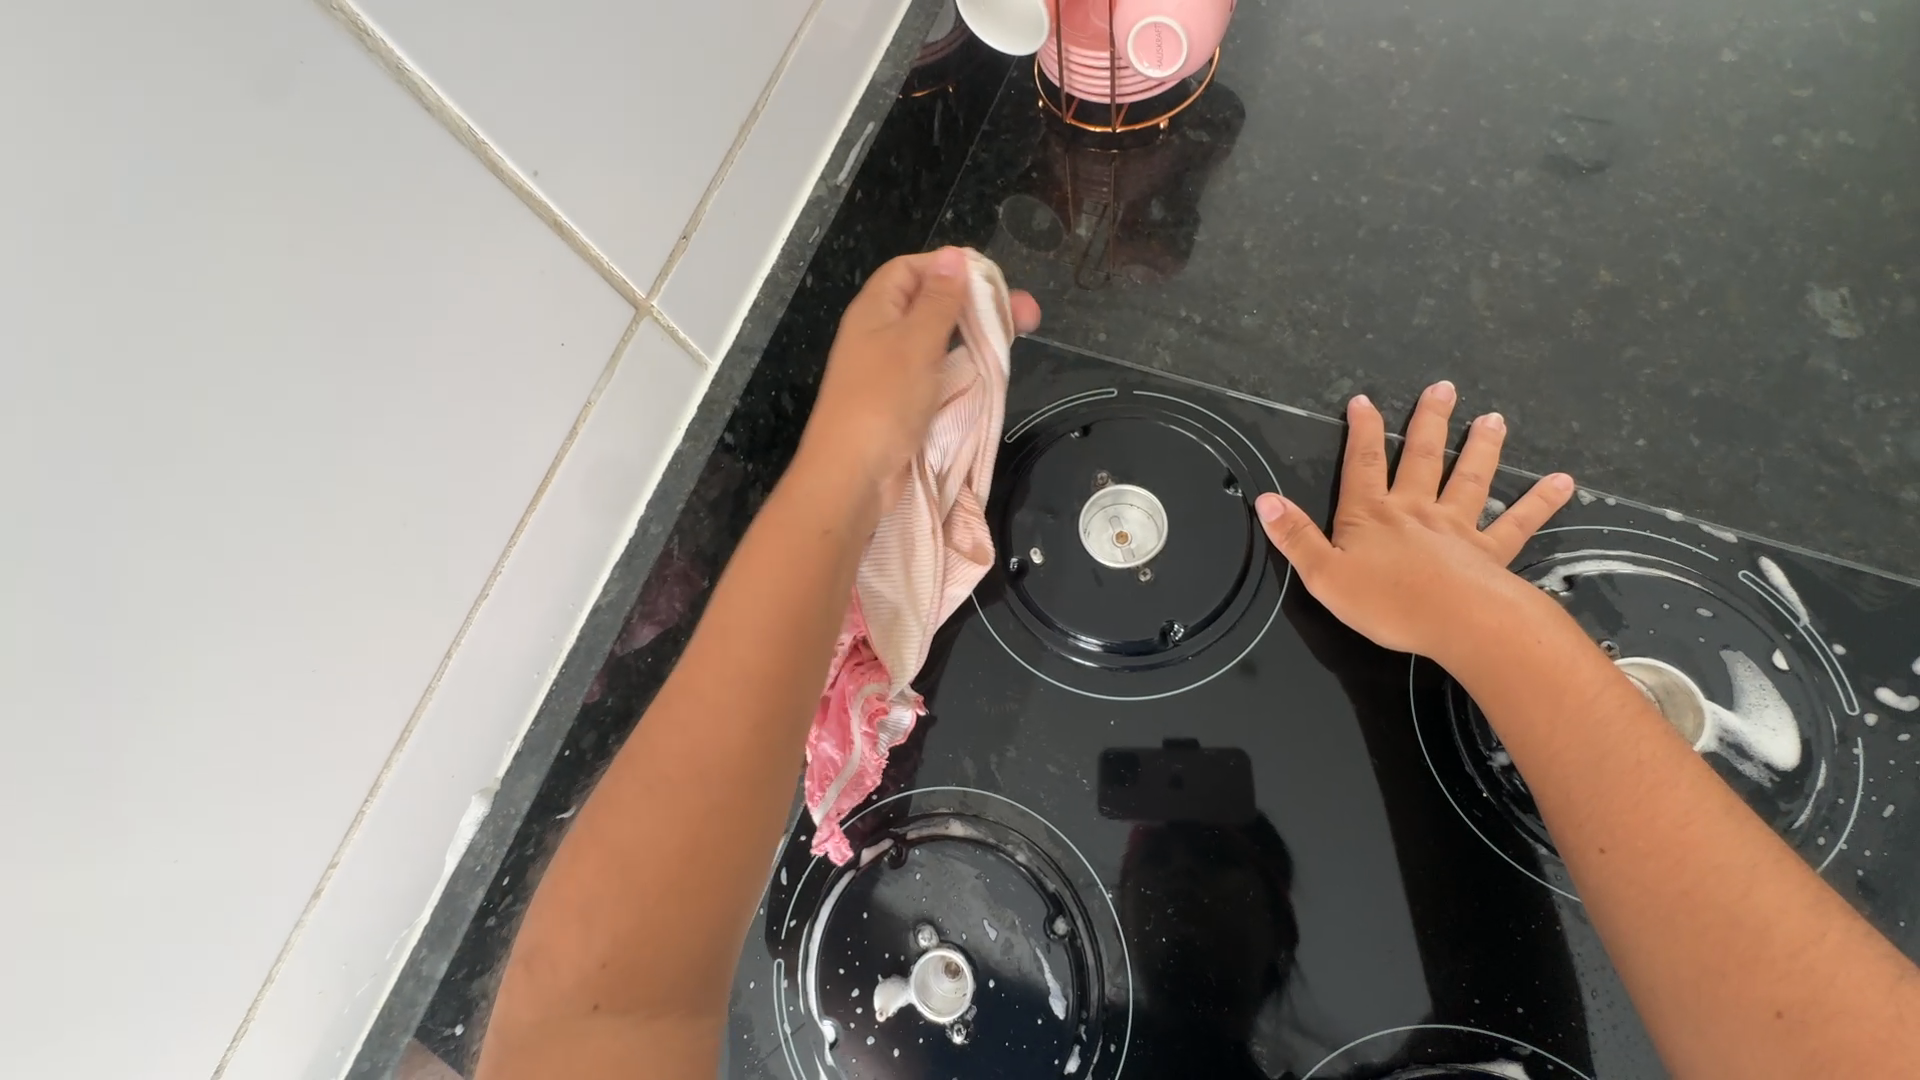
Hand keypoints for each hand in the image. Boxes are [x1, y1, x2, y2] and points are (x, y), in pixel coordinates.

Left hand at [798, 247, 1040, 500]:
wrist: (853, 476)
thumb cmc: (882, 402)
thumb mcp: (915, 342)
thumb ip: (938, 301)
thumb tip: (953, 256)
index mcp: (876, 310)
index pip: (912, 269)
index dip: (950, 268)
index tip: (993, 281)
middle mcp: (881, 336)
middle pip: (931, 306)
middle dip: (976, 305)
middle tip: (1027, 316)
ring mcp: (891, 373)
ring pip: (938, 343)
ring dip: (974, 338)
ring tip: (1015, 342)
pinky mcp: (902, 406)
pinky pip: (936, 376)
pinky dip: (962, 371)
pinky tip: (987, 374)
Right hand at [1254, 381, 1574, 662]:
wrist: (1461, 624)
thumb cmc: (1386, 603)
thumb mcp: (1322, 575)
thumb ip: (1295, 537)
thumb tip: (1265, 499)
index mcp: (1371, 515)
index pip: (1362, 464)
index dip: (1361, 431)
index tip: (1364, 401)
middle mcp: (1415, 511)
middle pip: (1421, 459)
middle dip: (1428, 422)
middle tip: (1442, 389)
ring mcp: (1458, 528)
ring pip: (1470, 480)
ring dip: (1480, 448)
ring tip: (1492, 419)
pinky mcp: (1491, 552)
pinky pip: (1518, 523)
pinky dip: (1539, 502)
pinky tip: (1562, 482)